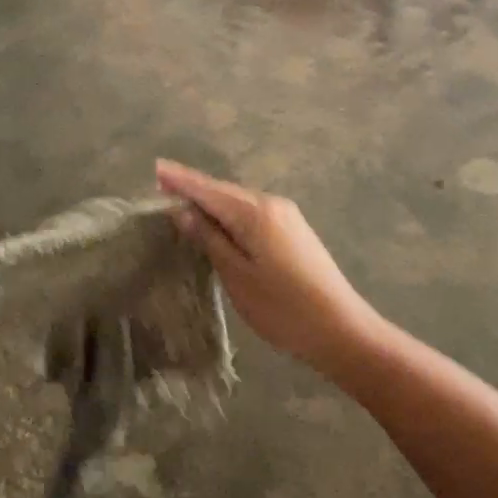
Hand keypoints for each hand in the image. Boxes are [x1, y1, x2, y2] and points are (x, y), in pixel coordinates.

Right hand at [158, 159, 380, 379]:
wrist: (341, 329)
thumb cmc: (283, 308)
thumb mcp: (237, 276)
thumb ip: (210, 240)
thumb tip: (185, 211)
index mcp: (255, 212)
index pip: (208, 189)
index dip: (181, 180)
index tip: (156, 168)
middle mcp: (272, 204)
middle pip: (224, 191)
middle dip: (194, 188)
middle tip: (162, 186)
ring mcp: (286, 216)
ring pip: (239, 202)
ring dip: (212, 201)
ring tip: (182, 202)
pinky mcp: (293, 232)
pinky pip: (252, 214)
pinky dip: (229, 214)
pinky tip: (218, 223)